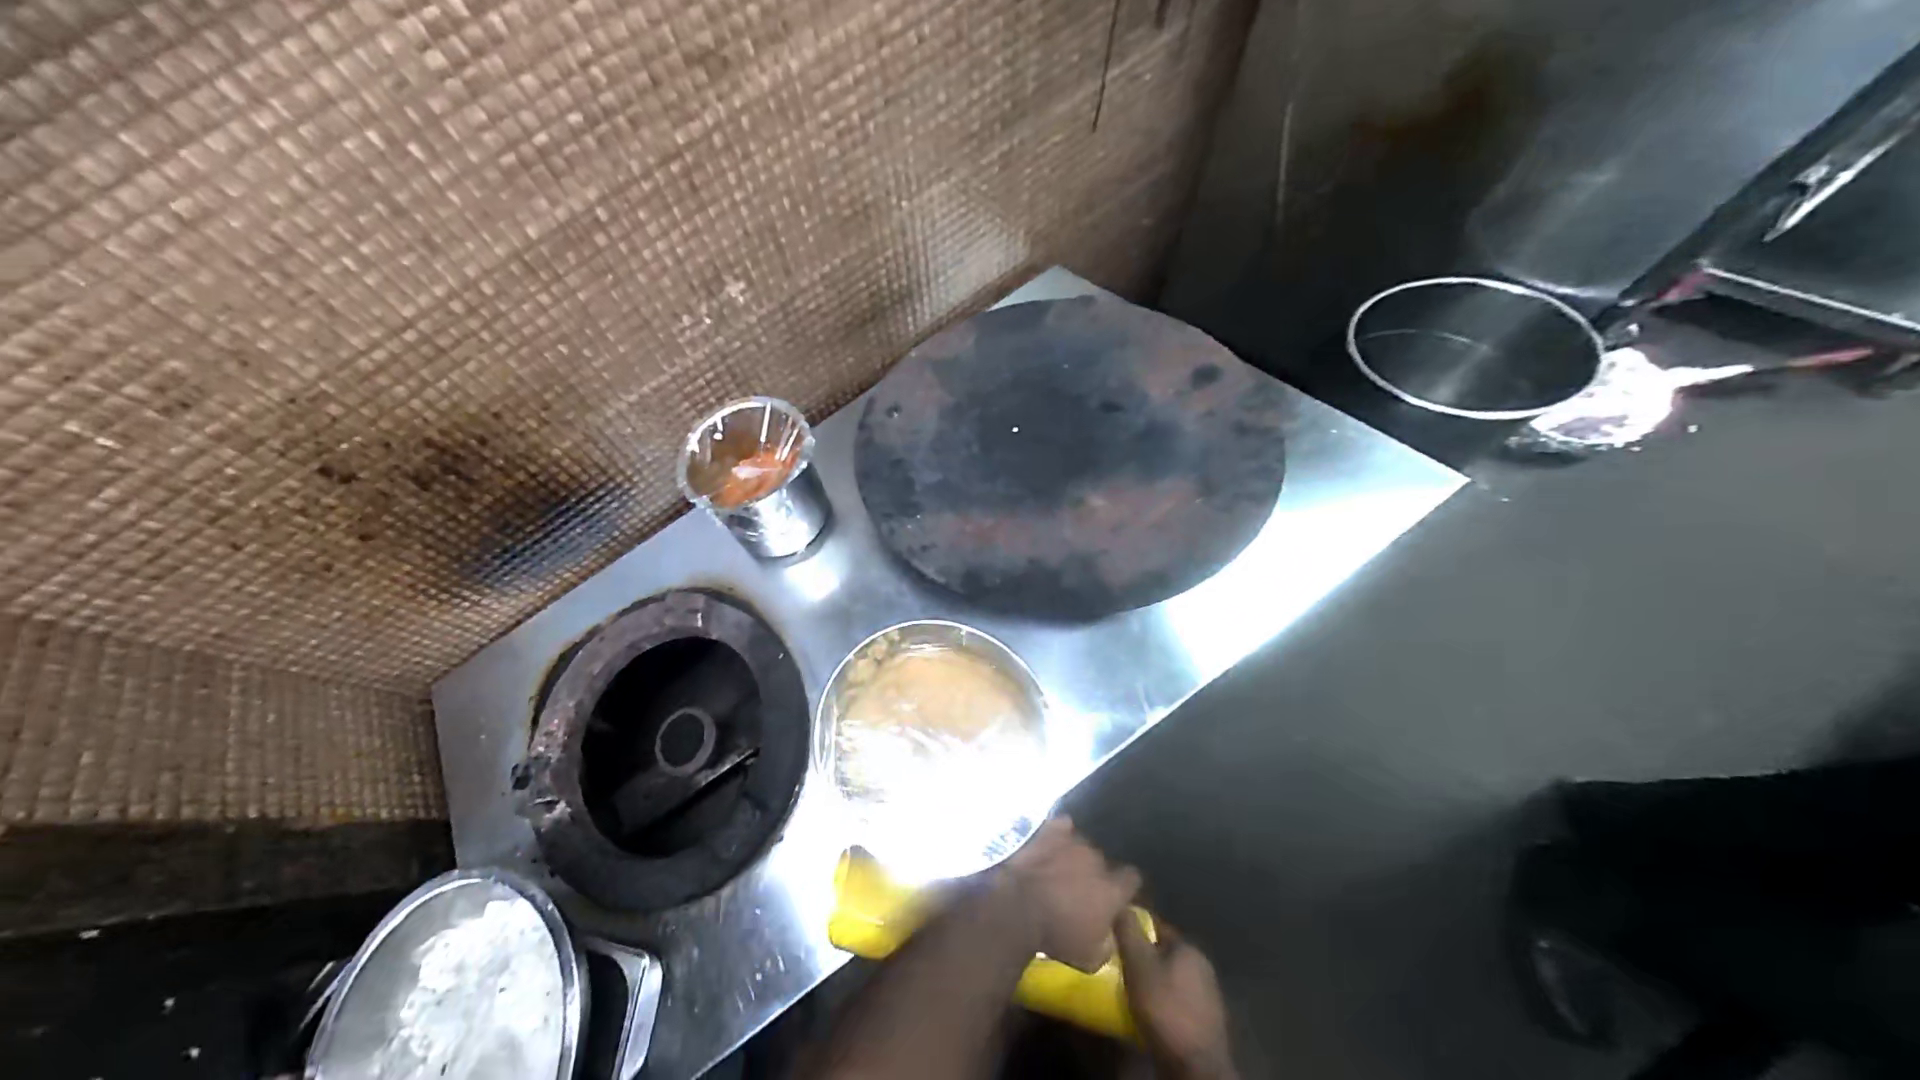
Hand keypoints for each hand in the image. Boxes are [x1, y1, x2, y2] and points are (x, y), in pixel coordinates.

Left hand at [994, 816, 1141, 971]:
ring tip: (1068, 862)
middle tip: (1087, 882)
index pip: (1133, 878)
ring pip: (1086, 841)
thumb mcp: (1089, 959)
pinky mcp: (1051, 830)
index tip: (1119, 893)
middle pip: (1107, 858)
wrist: (1017, 907)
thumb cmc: (1056, 937)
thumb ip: (1108, 945)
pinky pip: (1063, 826)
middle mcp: (1099, 859)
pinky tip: (1055, 839)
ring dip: (1080, 852)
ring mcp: (1075, 840)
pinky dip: (1062, 833)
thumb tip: (1110, 936)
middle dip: (1101, 868)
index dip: (1126, 885)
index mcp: (1113, 888)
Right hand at [1116, 912, 1237, 1079]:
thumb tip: (1122, 905)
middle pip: (1162, 952)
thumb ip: (1129, 932)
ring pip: (1169, 977)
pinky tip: (1147, 1012)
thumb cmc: (1166, 1008)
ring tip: (1127, 990)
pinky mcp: (1204, 1019)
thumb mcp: (1139, 964)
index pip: (1155, 926)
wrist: (1195, 1066)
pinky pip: (1175, 1000)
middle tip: (1116, 965)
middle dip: (1140, 956)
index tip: (1112, 938)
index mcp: (1189, 947)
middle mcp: (1202, 965)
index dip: (1132, 929)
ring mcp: (1206, 994)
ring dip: (1150, 981)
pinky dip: (1160, 1002)